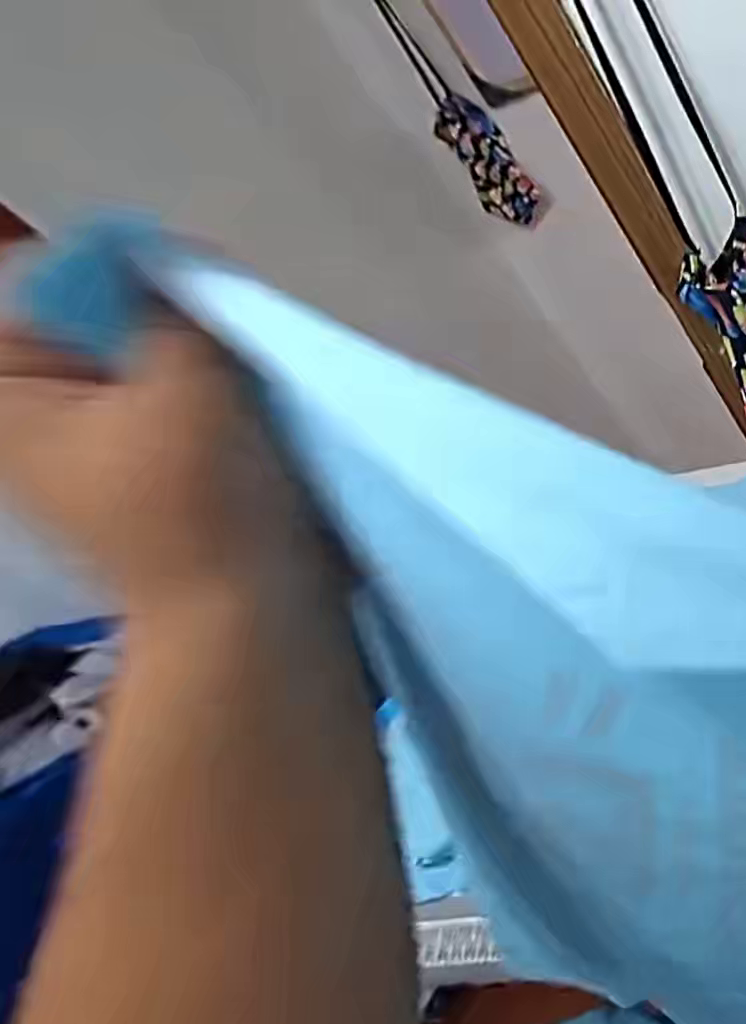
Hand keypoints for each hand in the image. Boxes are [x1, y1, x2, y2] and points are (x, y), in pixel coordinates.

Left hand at [0, 317, 333, 612]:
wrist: (256, 605)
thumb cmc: (206, 502)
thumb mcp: (190, 395)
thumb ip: (179, 320)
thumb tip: (178, 259)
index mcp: (9, 392)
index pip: (66, 294)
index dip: (145, 284)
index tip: (222, 297)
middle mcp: (49, 414)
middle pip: (128, 335)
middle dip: (199, 335)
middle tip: (258, 350)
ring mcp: (117, 449)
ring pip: (180, 378)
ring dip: (233, 375)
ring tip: (279, 391)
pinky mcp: (180, 476)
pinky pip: (208, 417)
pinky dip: (246, 410)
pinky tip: (282, 423)